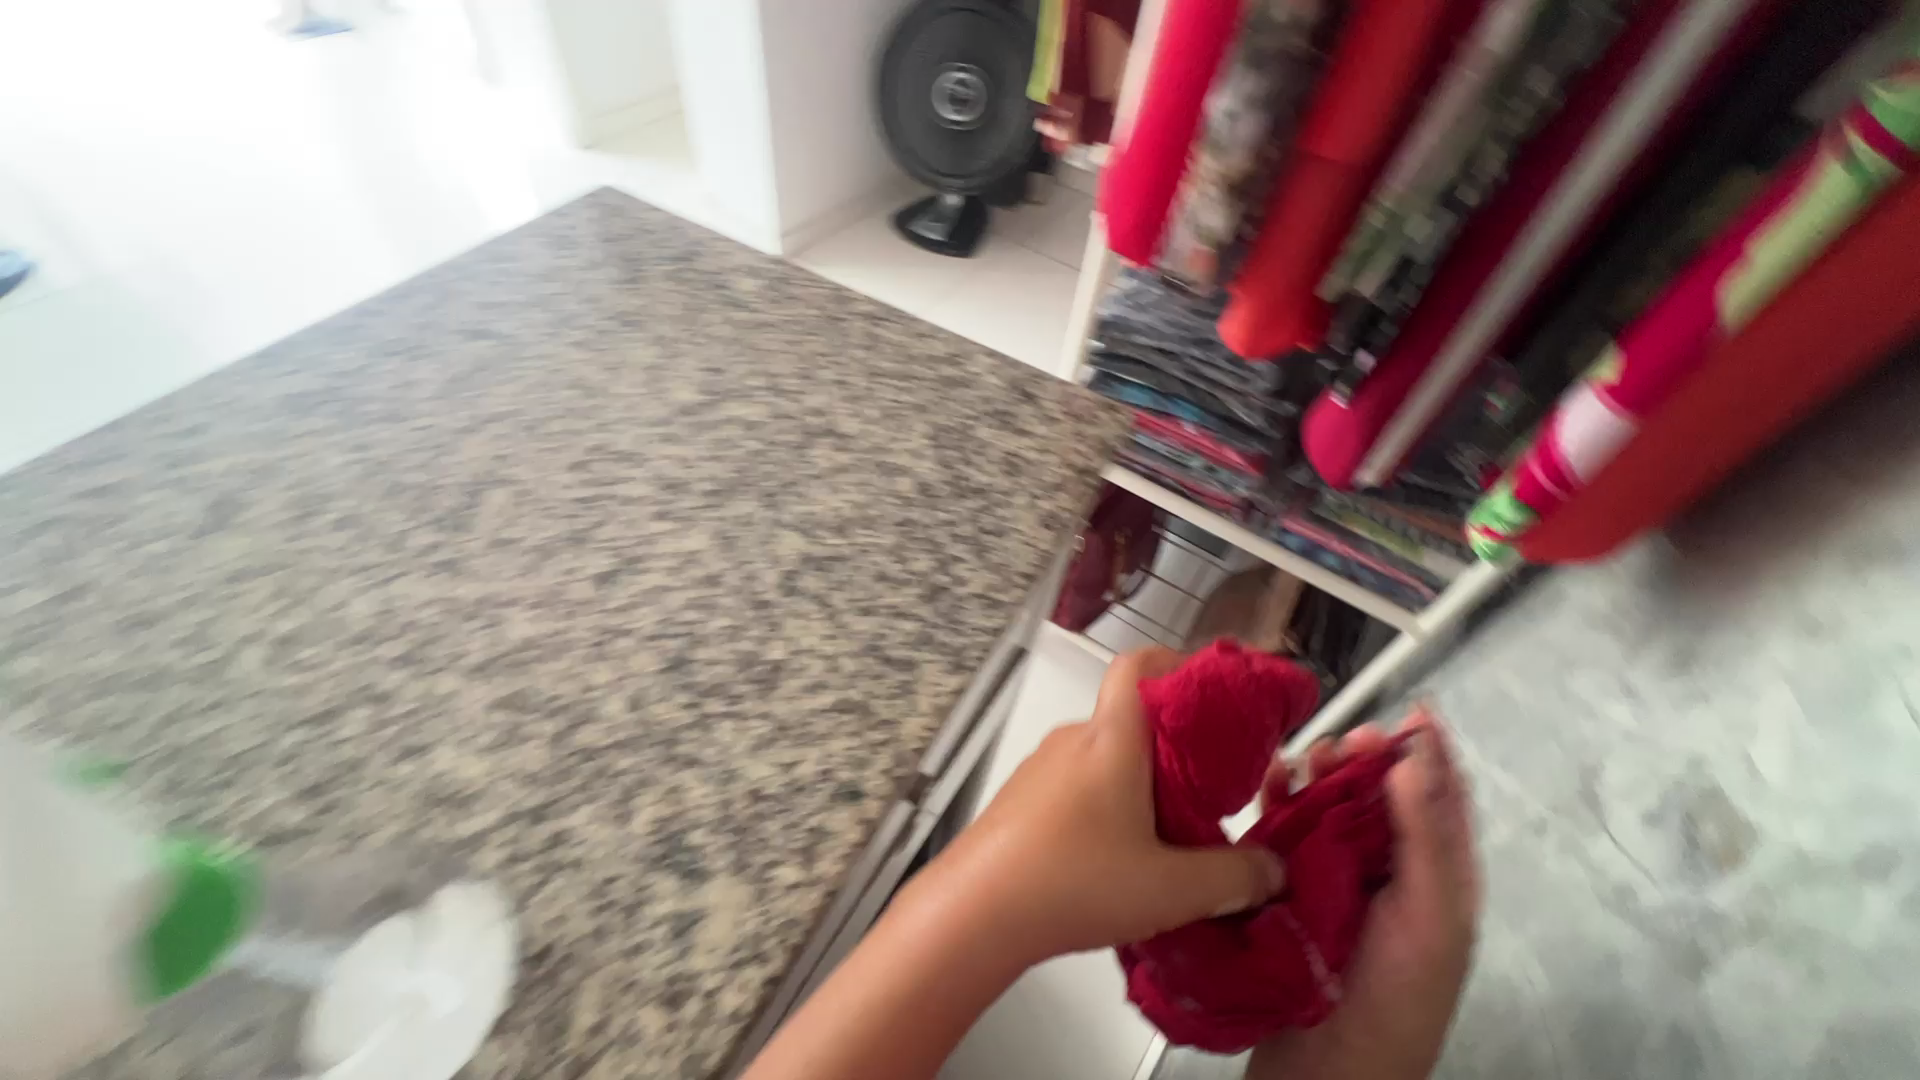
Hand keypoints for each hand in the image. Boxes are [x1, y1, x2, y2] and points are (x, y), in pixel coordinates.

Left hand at [922, 646, 1287, 963]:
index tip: (1211, 692)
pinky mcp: (1022, 794)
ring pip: (1103, 752)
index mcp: (1111, 739)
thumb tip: (1272, 870)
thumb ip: (1232, 877)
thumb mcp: (1170, 888)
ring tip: (1166, 833)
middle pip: (1129, 715)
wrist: (976, 910)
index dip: (1177, 662)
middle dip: (1174, 743)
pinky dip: (1105, 799)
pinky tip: (1114, 854)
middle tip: (1209, 788)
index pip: (1138, 664)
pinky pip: (1076, 779)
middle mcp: (1073, 739)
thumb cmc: (1074, 880)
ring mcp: (1041, 765)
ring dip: (1139, 779)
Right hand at [1248, 709, 1480, 1079]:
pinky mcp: (1289, 885)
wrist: (1326, 1072)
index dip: (1433, 756)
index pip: (1442, 803)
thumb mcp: (1429, 919)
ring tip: (1308, 756)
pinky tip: (1273, 783)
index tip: (1417, 712)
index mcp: (1435, 881)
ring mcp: (1335, 879)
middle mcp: (1388, 873)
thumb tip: (1412, 762)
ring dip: (1321, 776)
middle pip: (1380, 797)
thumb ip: (1425, 839)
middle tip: (1349, 736)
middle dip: (1368, 759)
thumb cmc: (1393, 999)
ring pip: (1330, 808)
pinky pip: (1285, 831)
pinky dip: (1280, 801)